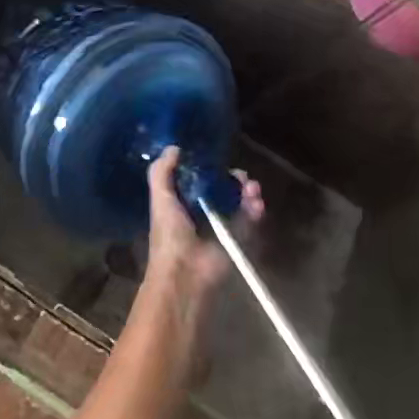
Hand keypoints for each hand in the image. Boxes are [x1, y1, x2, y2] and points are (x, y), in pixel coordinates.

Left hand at [144, 146, 263, 301]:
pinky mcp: (236, 240)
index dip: (210, 168)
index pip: (199, 179)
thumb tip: (174, 147)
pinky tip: (257, 203)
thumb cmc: (169, 234)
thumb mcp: (160, 198)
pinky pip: (250, 221)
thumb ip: (162, 172)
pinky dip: (255, 210)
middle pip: (223, 189)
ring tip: (253, 188)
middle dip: (234, 180)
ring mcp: (221, 227)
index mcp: (181, 202)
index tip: (219, 159)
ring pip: (240, 203)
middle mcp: (202, 212)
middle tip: (242, 176)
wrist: (185, 272)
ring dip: (248, 193)